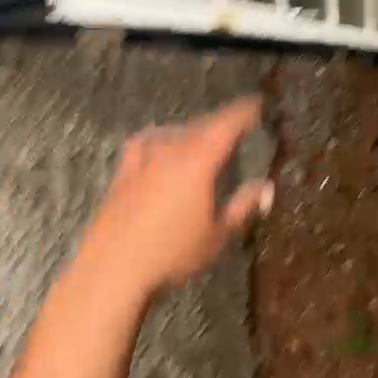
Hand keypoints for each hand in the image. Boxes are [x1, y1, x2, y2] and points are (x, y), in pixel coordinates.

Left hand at [76, 97, 274, 298]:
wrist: (111, 271)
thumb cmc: (171, 255)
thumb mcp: (216, 236)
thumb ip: (242, 206)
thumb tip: (265, 186)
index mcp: (200, 159)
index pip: (228, 122)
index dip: (246, 111)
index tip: (259, 106)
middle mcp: (172, 148)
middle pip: (203, 123)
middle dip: (223, 123)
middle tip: (238, 130)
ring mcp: (144, 156)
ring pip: (176, 131)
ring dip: (195, 132)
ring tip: (204, 141)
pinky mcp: (123, 169)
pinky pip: (147, 141)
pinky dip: (161, 137)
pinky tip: (160, 145)